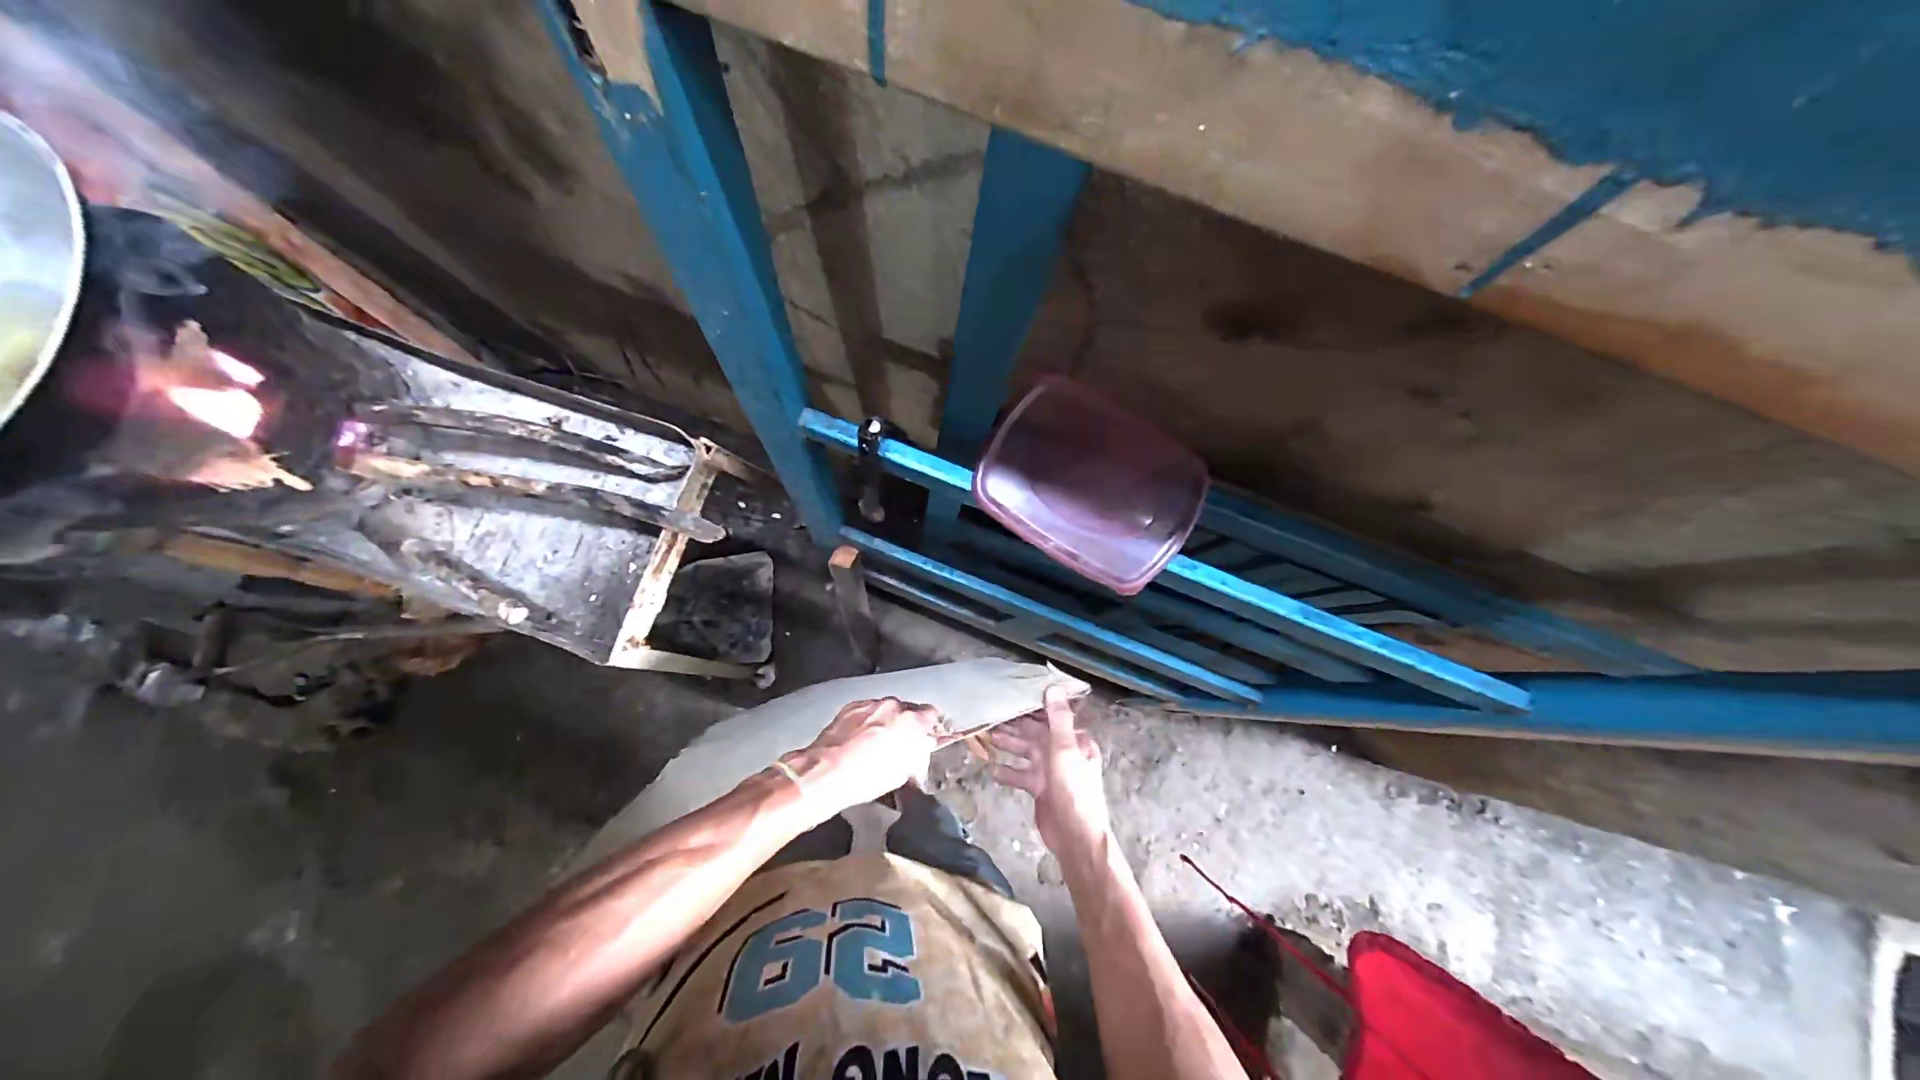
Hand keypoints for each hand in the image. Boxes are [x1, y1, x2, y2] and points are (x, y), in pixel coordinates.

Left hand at [783, 697, 942, 816]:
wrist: (827, 772)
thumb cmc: (866, 777)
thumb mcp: (903, 772)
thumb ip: (918, 751)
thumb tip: (922, 744)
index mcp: (912, 721)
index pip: (932, 714)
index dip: (929, 726)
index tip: (924, 736)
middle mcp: (893, 706)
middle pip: (907, 709)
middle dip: (905, 724)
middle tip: (899, 743)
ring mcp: (871, 704)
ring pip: (886, 709)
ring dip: (886, 721)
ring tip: (875, 742)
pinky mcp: (852, 706)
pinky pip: (867, 710)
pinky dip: (868, 720)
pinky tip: (860, 737)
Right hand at [991, 687, 1110, 868]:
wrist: (1075, 837)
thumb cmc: (1073, 790)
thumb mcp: (1065, 750)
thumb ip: (1058, 719)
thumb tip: (1053, 687)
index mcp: (1073, 741)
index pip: (1050, 717)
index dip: (1030, 709)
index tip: (1009, 699)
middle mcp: (1062, 753)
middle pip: (1035, 734)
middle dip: (1015, 727)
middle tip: (991, 719)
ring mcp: (1050, 772)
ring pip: (1026, 753)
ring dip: (1009, 746)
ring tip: (989, 738)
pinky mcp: (1040, 789)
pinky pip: (1021, 775)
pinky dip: (1008, 772)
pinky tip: (993, 770)